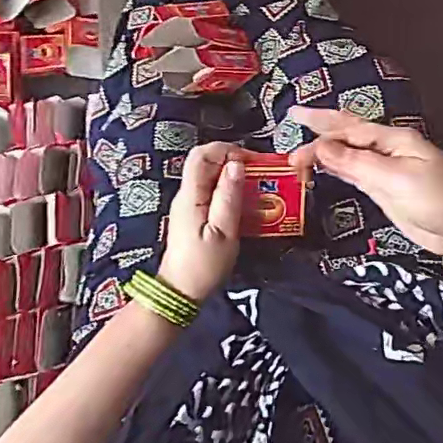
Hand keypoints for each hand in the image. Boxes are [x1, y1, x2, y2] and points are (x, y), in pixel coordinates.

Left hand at [156, 142, 250, 300]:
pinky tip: (246, 203)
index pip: (202, 154)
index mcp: (191, 195)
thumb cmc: (204, 265)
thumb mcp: (223, 232)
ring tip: (259, 187)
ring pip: (211, 177)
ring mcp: (189, 204)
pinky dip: (230, 191)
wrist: (181, 292)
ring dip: (235, 177)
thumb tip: (236, 165)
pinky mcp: (194, 215)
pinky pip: (212, 192)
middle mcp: (187, 194)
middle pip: (207, 162)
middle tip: (261, 173)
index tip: (253, 161)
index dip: (227, 150)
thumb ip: (229, 197)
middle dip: (235, 161)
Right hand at [288, 107, 442, 257]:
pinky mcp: (382, 189)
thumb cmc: (439, 199)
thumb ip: (357, 164)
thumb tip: (321, 148)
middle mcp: (385, 149)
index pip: (349, 126)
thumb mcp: (397, 179)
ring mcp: (383, 169)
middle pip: (345, 136)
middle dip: (317, 134)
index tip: (294, 114)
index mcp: (392, 139)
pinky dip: (333, 168)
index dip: (320, 120)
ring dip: (321, 153)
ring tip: (296, 155)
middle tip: (290, 132)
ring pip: (345, 154)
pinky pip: (351, 172)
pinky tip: (320, 166)